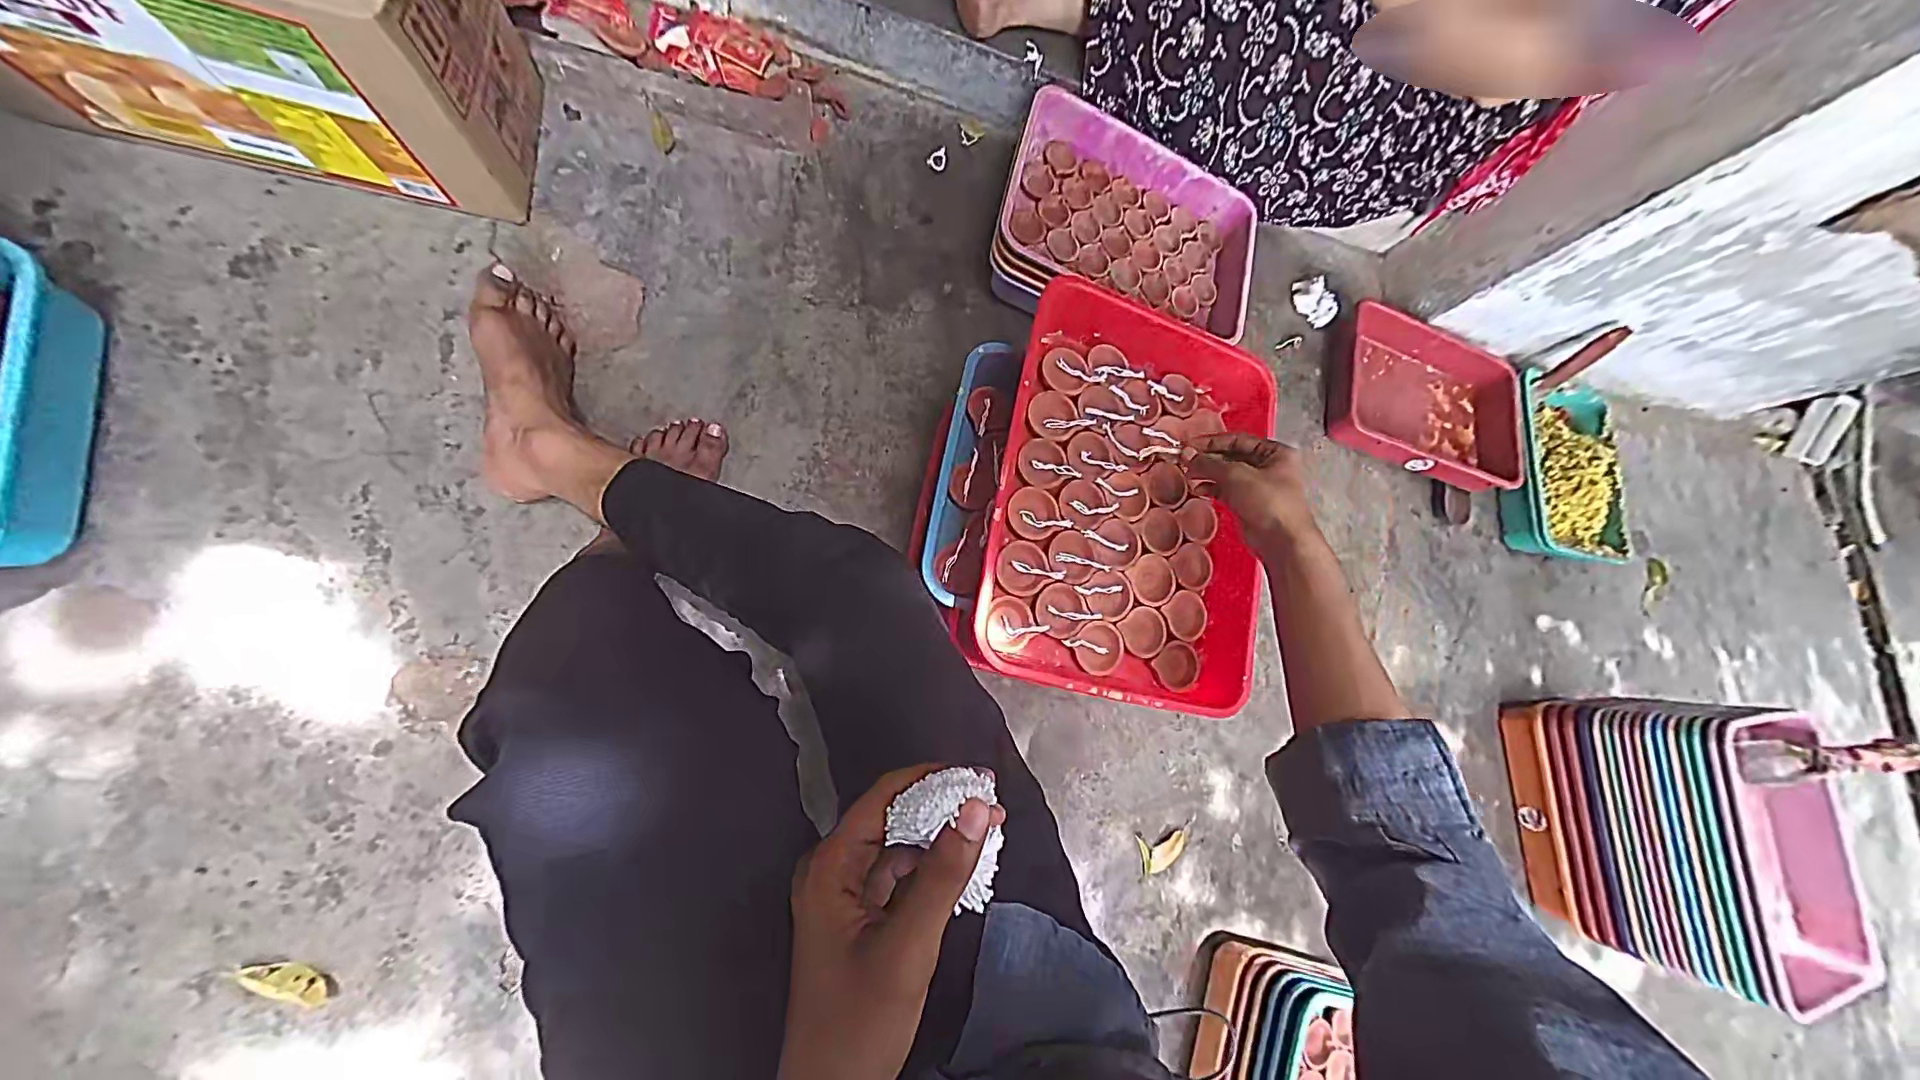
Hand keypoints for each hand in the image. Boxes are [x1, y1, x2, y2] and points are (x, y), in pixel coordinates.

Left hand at [779, 765, 1004, 1079]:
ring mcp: (844, 893)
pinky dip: (929, 866)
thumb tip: (973, 811)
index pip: (884, 796)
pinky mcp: (859, 915)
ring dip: (938, 836)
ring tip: (982, 830)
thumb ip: (944, 873)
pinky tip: (958, 866)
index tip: (973, 777)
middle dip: (941, 806)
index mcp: (830, 865)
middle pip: (891, 817)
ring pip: (898, 845)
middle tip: (986, 804)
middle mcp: (832, 870)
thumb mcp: (908, 945)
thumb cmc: (855, 1026)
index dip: (931, 778)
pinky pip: (898, 873)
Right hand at [1184, 433, 1314, 541]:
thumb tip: (1189, 454)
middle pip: (1232, 457)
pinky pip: (1226, 490)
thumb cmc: (1272, 504)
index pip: (1239, 440)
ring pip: (1227, 474)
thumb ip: (1210, 463)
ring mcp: (1258, 487)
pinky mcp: (1248, 504)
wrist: (1281, 540)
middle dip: (1208, 458)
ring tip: (1188, 473)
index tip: (1191, 445)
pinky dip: (1211, 488)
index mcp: (1276, 453)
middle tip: (1186, 459)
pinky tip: (1198, 488)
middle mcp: (1269, 467)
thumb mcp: (1237, 476)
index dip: (1213, 442)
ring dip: (1207, 473)